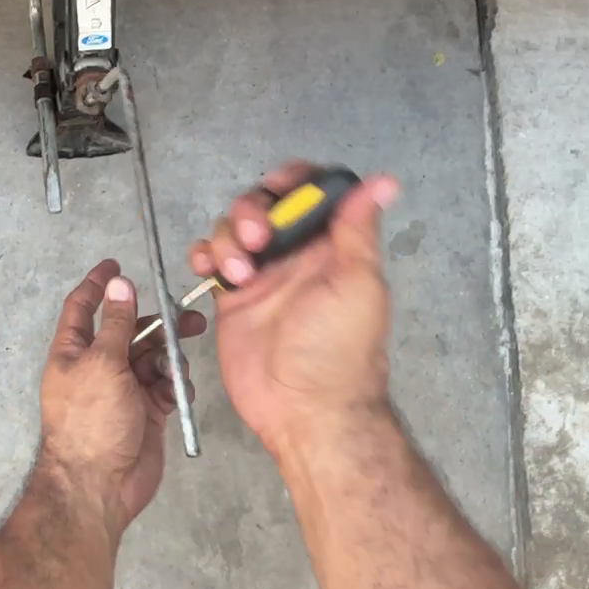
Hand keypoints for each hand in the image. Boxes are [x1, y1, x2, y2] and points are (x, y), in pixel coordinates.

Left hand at [38, 259, 205, 535]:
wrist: (99, 486)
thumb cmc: (91, 420)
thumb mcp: (102, 364)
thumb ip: (116, 324)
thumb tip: (120, 284)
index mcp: (74, 351)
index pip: (84, 307)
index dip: (99, 284)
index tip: (116, 263)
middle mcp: (97, 366)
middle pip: (129, 332)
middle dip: (157, 323)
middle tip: (190, 318)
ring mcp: (122, 390)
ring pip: (151, 358)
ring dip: (170, 354)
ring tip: (186, 355)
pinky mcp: (146, 411)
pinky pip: (164, 387)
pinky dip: (174, 384)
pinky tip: (179, 390)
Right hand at [189, 162, 400, 463]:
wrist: (303, 409)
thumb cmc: (338, 348)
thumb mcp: (358, 283)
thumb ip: (357, 229)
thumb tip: (384, 181)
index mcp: (330, 245)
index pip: (310, 193)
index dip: (293, 179)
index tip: (280, 186)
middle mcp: (294, 254)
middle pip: (263, 204)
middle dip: (252, 211)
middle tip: (256, 240)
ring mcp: (260, 275)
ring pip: (232, 229)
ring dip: (227, 238)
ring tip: (238, 273)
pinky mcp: (231, 297)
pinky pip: (210, 260)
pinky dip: (204, 255)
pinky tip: (208, 270)